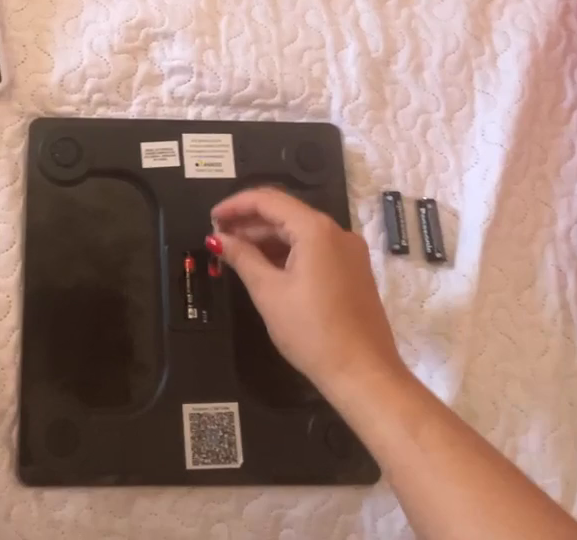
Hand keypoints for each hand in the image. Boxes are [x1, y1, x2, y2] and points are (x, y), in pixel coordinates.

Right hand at [210, 187, 404, 396]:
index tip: (211, 218)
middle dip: (249, 222)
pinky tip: (264, 266)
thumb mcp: (269, 293)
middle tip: (218, 237)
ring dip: (266, 238)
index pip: (269, 200)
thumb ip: (242, 258)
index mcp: (316, 229)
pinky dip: (286, 251)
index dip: (236, 205)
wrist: (365, 376)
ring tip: (235, 252)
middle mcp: (336, 232)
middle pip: (285, 213)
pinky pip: (314, 248)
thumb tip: (218, 239)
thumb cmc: (313, 332)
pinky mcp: (352, 270)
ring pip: (299, 231)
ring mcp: (348, 251)